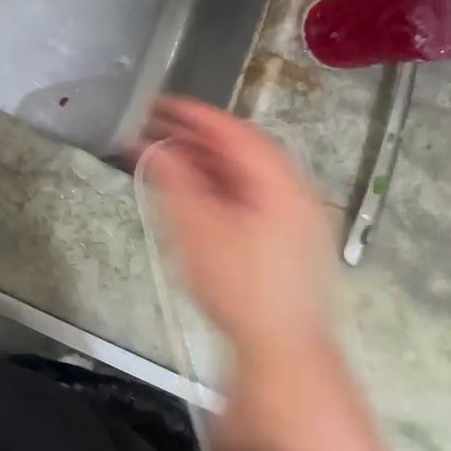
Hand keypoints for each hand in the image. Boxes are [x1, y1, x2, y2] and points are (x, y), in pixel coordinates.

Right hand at [136, 97, 334, 357]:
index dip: (194, 114)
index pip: (234, 132)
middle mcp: (296, 192)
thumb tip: (153, 146)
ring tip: (164, 158)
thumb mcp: (195, 229)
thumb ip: (174, 180)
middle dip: (196, 136)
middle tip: (153, 130)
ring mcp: (298, 216)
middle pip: (244, 149)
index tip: (157, 104)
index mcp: (278, 183)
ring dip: (206, 160)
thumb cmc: (237, 285)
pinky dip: (220, 183)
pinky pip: (253, 193)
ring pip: (248, 173)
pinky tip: (192, 191)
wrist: (283, 347)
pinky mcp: (291, 238)